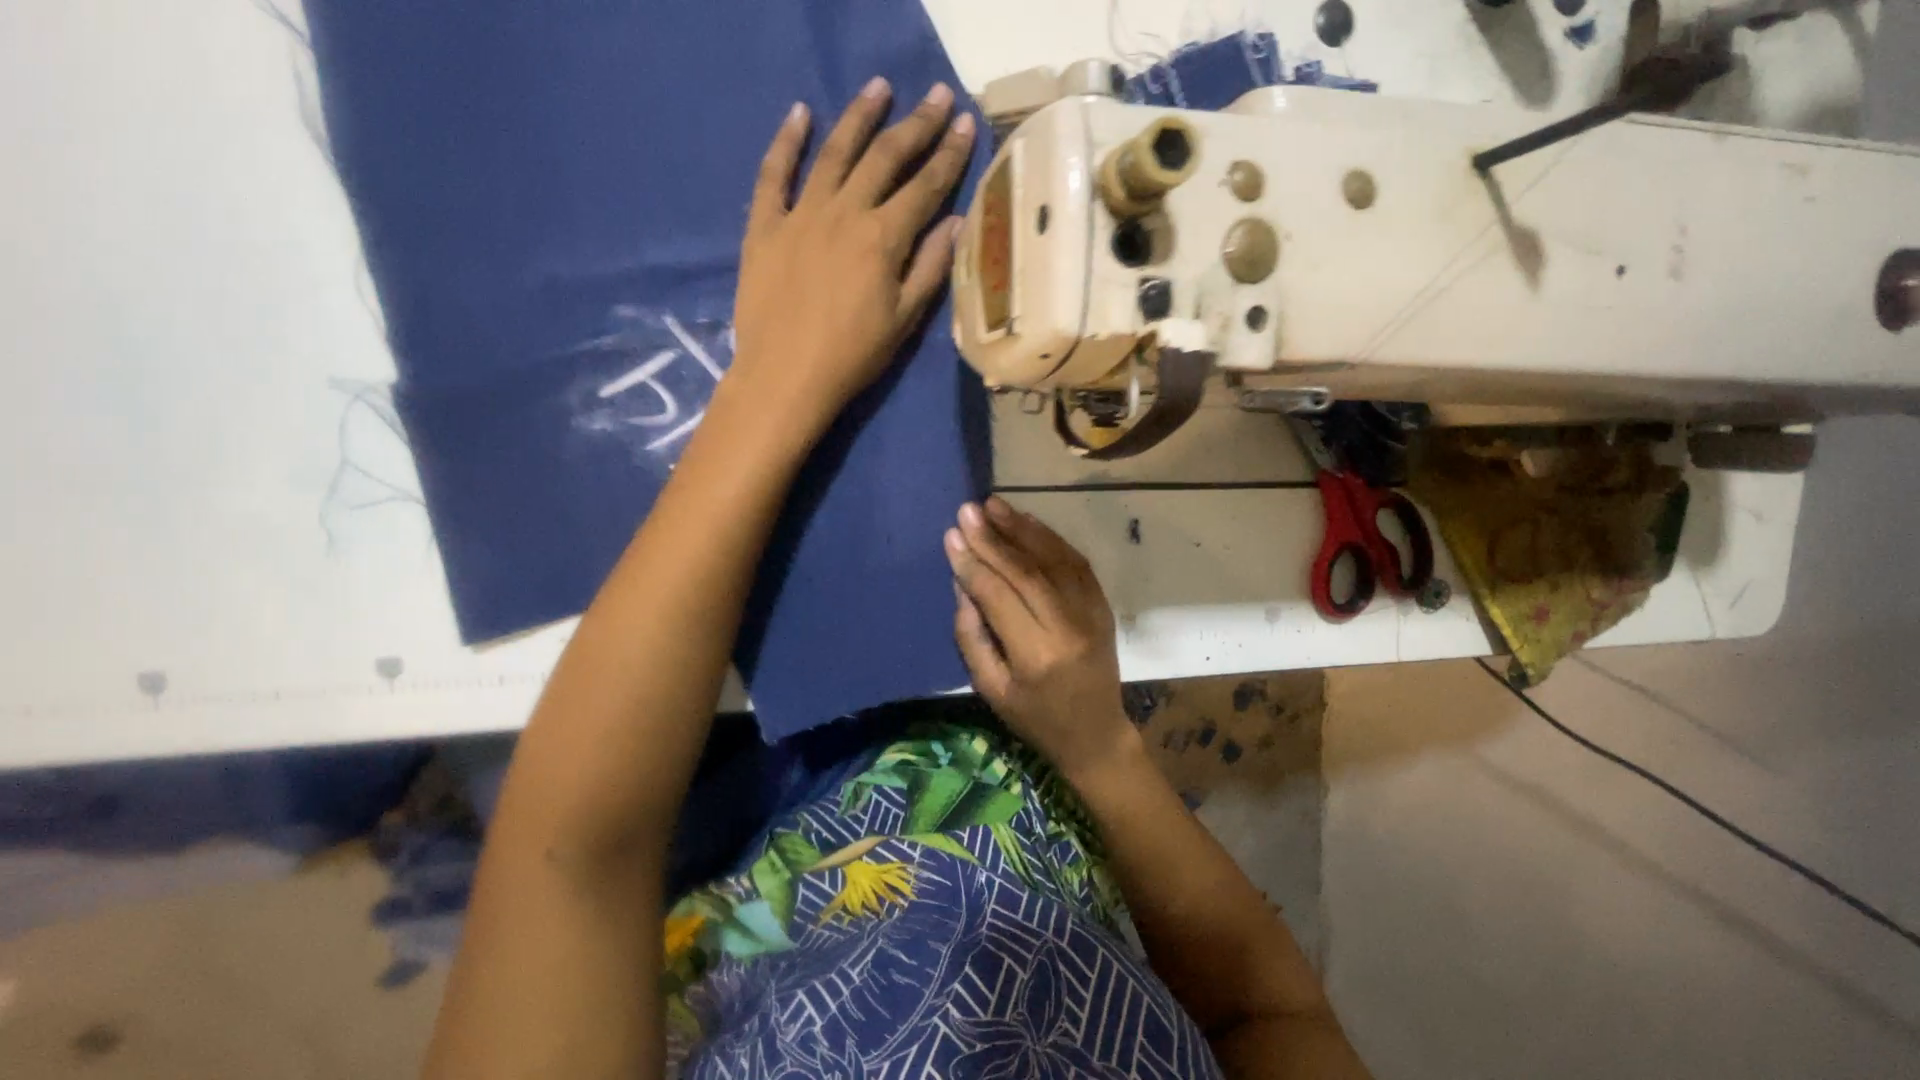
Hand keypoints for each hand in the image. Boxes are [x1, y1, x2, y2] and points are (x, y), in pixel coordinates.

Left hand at [727, 77, 975, 437]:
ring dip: (858, 117)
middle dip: (915, 124)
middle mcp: (844, 213)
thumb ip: (930, 267)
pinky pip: (773, 174)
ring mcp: (800, 215)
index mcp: (883, 238)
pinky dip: (786, 141)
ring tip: (878, 89)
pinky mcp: (764, 226)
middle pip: (885, 157)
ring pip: (834, 153)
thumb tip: (957, 223)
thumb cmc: (852, 357)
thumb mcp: (904, 319)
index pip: (925, 186)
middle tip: (935, 94)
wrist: (784, 377)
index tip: (965, 123)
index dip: (949, 154)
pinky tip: (799, 114)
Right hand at [945, 497, 1138, 779]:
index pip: (999, 596)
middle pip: (1026, 571)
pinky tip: (1025, 521)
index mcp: (1036, 655)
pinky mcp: (1103, 605)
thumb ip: (971, 637)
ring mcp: (1091, 613)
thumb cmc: (1034, 717)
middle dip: (993, 538)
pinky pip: (1075, 562)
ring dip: (1020, 528)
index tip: (951, 537)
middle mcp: (1067, 627)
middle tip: (967, 510)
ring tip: (992, 505)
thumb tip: (961, 584)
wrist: (1095, 733)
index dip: (973, 564)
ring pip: (1053, 559)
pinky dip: (1049, 538)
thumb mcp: (991, 689)